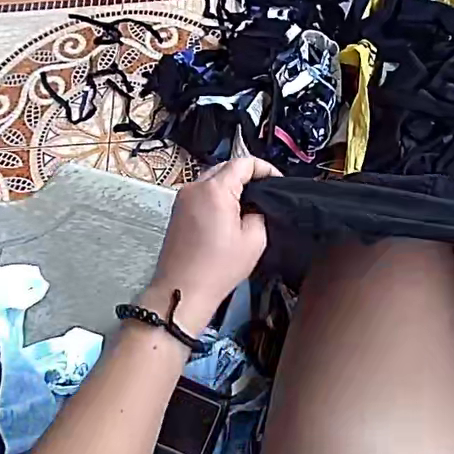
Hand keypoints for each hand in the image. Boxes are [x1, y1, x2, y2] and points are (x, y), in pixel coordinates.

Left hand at [147, 156, 279, 327]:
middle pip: (226, 167)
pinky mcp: (177, 211)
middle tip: (265, 193)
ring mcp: (182, 199)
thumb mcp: (255, 240)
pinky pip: (201, 194)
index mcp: (215, 190)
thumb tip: (257, 206)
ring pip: (213, 180)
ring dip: (231, 187)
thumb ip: (260, 212)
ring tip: (248, 206)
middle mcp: (194, 188)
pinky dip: (217, 198)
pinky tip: (229, 217)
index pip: (243, 162)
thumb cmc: (216, 269)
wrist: (183, 290)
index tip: (276, 180)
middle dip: (247, 176)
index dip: (265, 168)